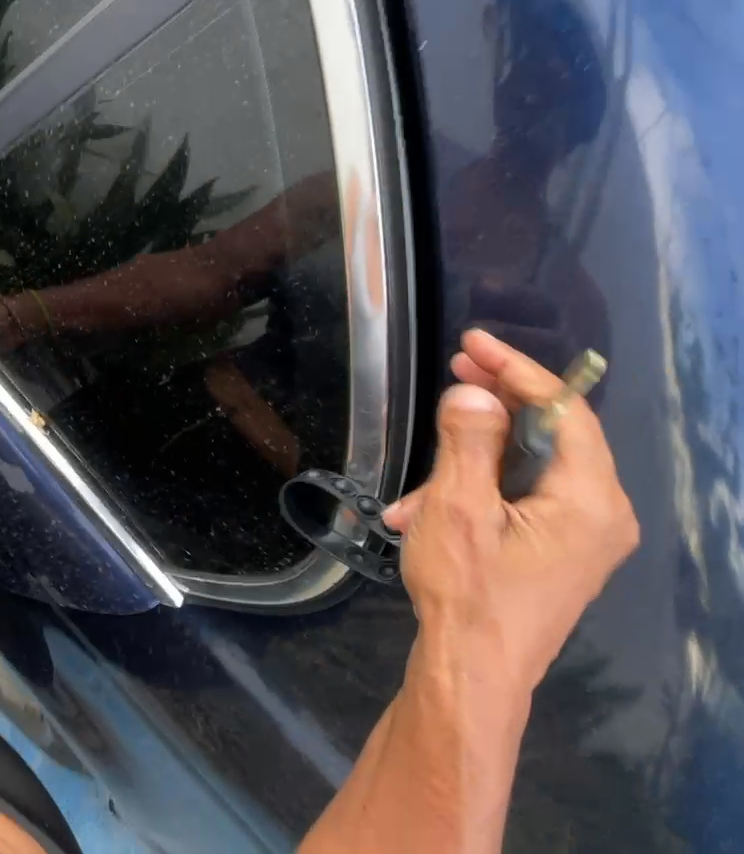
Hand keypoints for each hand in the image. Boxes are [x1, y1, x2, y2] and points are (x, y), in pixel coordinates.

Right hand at [381, 329, 637, 693]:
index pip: (564, 414)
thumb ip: (469, 443)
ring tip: (408, 497)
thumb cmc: (468, 587)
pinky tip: (422, 514)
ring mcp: (582, 536)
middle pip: (552, 437)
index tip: (473, 342)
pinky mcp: (558, 552)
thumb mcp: (457, 508)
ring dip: (464, 466)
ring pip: (526, 471)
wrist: (474, 665)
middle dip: (495, 405)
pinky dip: (473, 491)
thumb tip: (475, 390)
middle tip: (453, 371)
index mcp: (588, 500)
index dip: (520, 371)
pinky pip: (520, 498)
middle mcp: (600, 514)